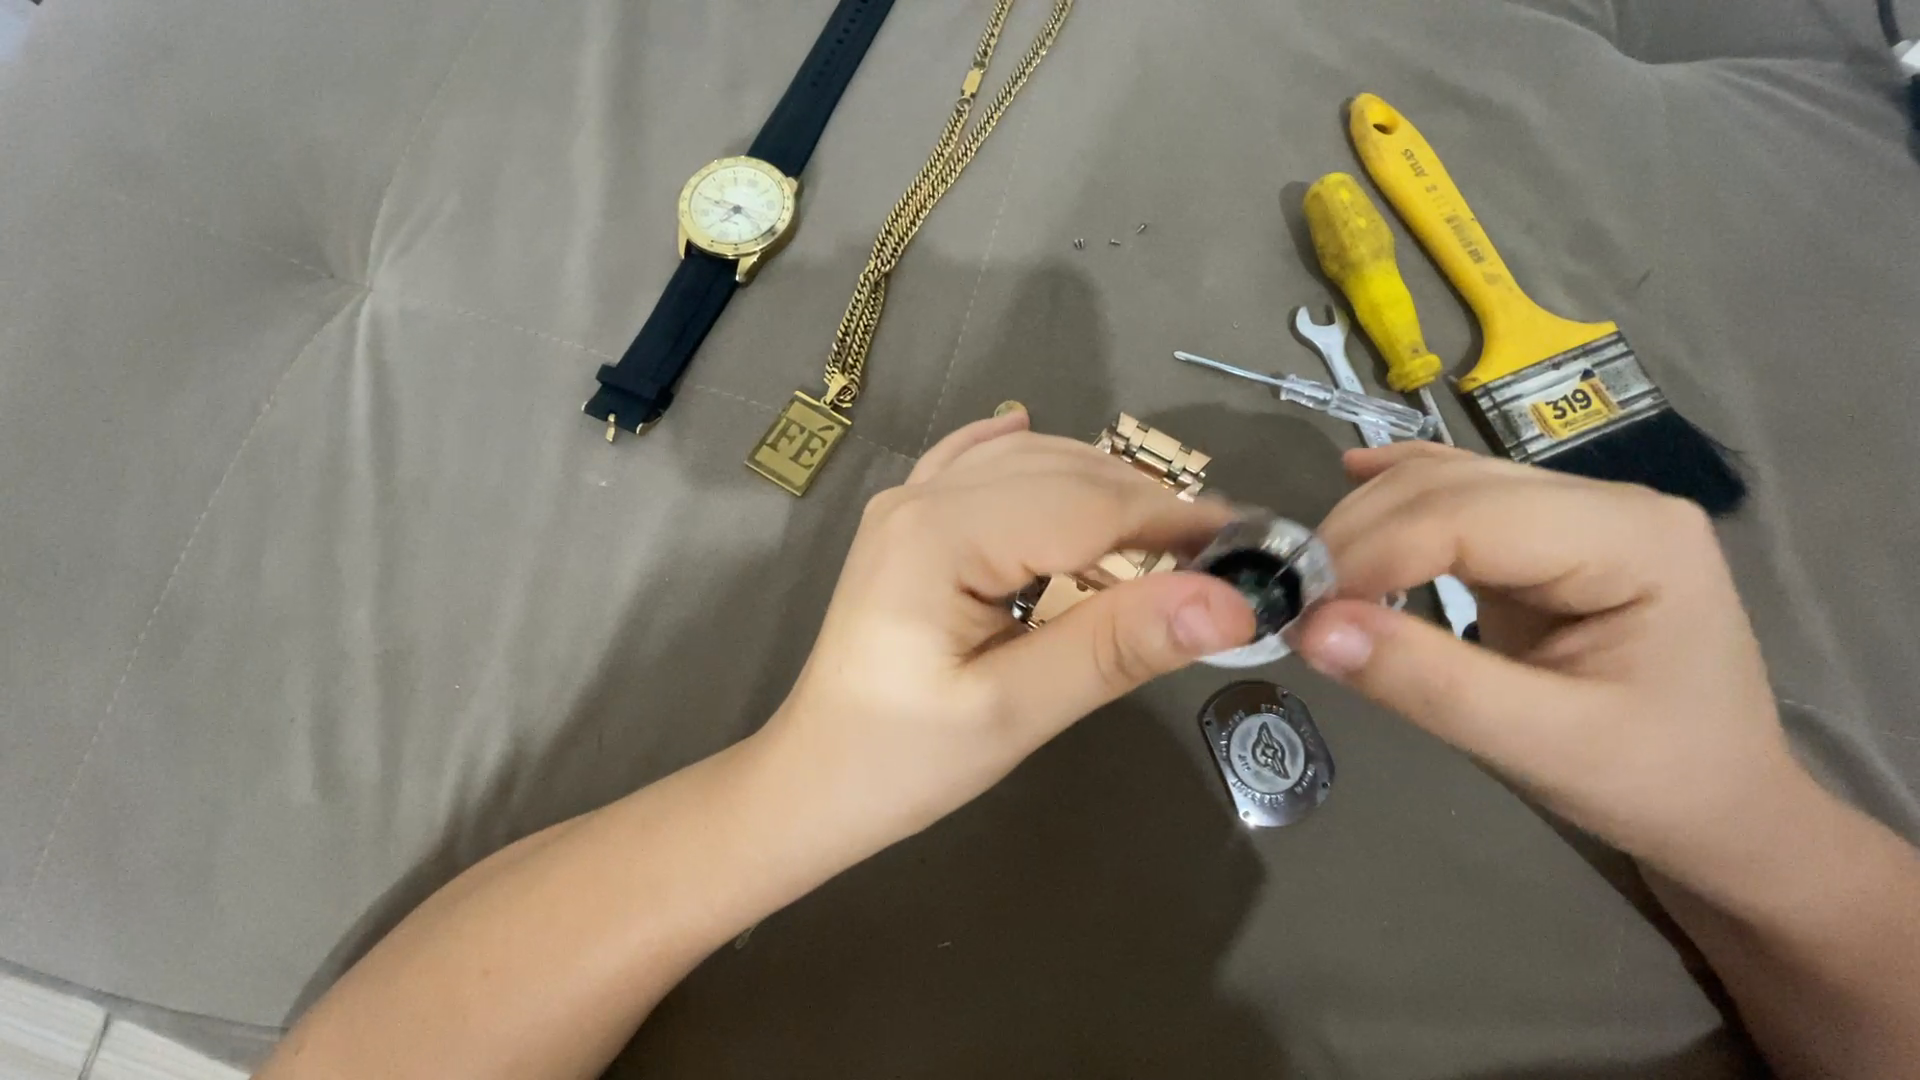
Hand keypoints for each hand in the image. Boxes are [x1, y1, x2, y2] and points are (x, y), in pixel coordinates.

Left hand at [758, 409, 1254, 856]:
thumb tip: (1229, 603)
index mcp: (943, 534)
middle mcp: (923, 497)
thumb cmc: (904, 761)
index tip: (1247, 548)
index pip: (1088, 505)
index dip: (1174, 521)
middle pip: (1061, 472)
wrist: (810, 781)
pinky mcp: (904, 524)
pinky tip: (1031, 433)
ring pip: (1024, 462)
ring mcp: (906, 503)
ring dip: (1096, 485)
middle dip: (1144, 505)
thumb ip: (1116, 647)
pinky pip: (970, 464)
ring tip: (1159, 534)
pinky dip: (1020, 457)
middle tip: (1216, 556)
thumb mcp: (1016, 710)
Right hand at [1290, 442, 1799, 877]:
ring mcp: (1576, 509)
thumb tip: (1311, 629)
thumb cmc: (1651, 779)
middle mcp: (1606, 501)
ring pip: (1437, 482)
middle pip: (1444, 487)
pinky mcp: (1544, 530)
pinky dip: (1393, 488)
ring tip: (1312, 583)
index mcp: (1633, 539)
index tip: (1302, 611)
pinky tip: (1352, 473)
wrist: (1721, 802)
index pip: (1467, 517)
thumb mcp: (1540, 746)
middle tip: (1294, 602)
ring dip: (1361, 522)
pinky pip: (1453, 490)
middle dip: (1355, 537)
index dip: (1372, 553)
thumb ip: (1427, 682)